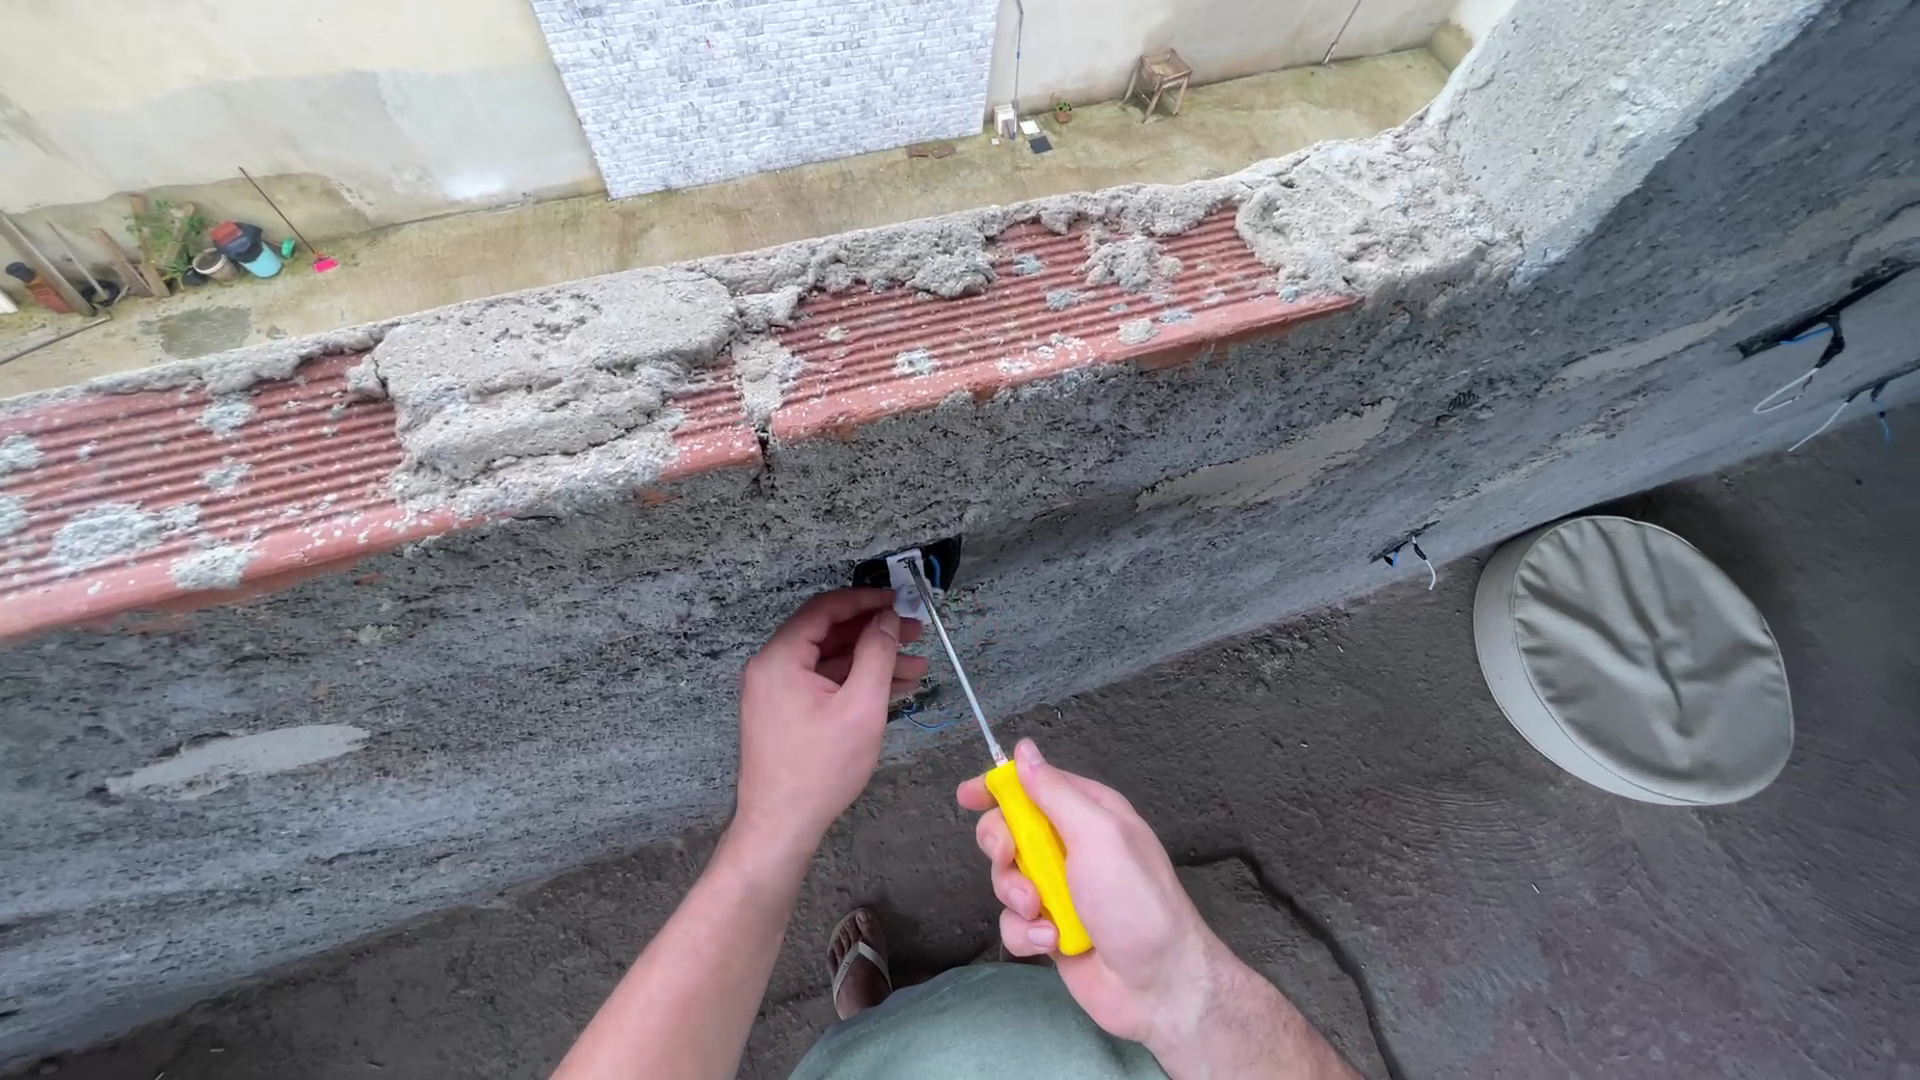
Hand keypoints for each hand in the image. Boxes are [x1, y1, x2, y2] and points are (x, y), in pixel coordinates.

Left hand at [736, 589, 926, 854]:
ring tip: (916, 665)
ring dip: (872, 659)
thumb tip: (888, 618)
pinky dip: (856, 681)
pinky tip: (893, 686)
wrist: (781, 827)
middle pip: (829, 633)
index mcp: (780, 658)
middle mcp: (772, 667)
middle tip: (915, 632)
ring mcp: (777, 690)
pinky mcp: (786, 711)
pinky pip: (824, 682)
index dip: (866, 599)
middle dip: (875, 632)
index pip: (825, 608)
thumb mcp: (860, 707)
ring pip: (831, 660)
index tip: (900, 600)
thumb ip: (877, 654)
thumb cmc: (819, 770)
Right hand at [957, 740, 1223, 1054]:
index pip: (1033, 785)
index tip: (968, 796)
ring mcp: (1059, 889)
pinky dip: (1026, 932)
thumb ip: (1054, 792)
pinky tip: (1050, 941)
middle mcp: (1071, 846)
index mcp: (1087, 812)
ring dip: (1016, 895)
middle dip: (1002, 846)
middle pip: (1009, 830)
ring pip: (1006, 877)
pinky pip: (1013, 921)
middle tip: (1011, 859)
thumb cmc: (1133, 899)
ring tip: (1040, 911)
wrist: (1158, 987)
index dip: (997, 788)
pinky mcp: (1049, 928)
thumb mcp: (1097, 834)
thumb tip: (1024, 750)